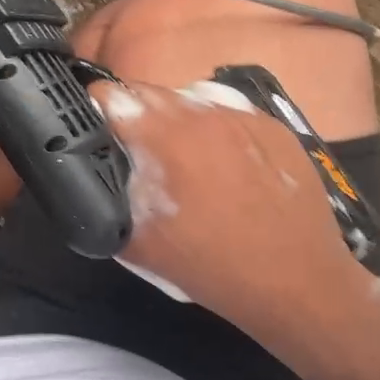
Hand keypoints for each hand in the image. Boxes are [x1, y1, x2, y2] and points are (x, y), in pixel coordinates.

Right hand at [91, 80, 369, 321]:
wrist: (300, 287)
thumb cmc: (206, 263)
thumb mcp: (128, 236)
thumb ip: (95, 190)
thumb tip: (79, 168)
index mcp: (154, 130)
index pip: (104, 93)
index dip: (93, 113)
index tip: (97, 138)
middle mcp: (193, 109)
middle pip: (142, 91)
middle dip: (132, 117)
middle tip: (139, 156)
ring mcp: (237, 114)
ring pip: (182, 96)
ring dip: (171, 118)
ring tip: (181, 157)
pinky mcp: (272, 125)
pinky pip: (224, 109)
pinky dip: (212, 124)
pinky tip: (221, 158)